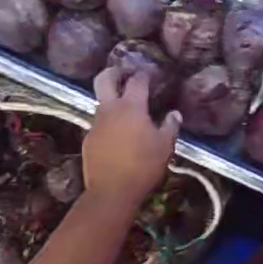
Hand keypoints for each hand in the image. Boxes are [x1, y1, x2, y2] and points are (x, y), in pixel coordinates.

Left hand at [84, 67, 181, 210]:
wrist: (112, 191)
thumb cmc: (143, 166)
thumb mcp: (165, 147)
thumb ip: (170, 126)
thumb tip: (174, 113)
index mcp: (131, 106)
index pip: (137, 80)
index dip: (144, 73)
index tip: (150, 73)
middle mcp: (110, 110)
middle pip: (105, 79)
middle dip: (114, 71)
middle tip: (124, 74)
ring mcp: (95, 124)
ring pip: (101, 104)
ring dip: (111, 102)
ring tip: (125, 112)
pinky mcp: (88, 140)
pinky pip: (98, 125)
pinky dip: (108, 125)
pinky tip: (117, 138)